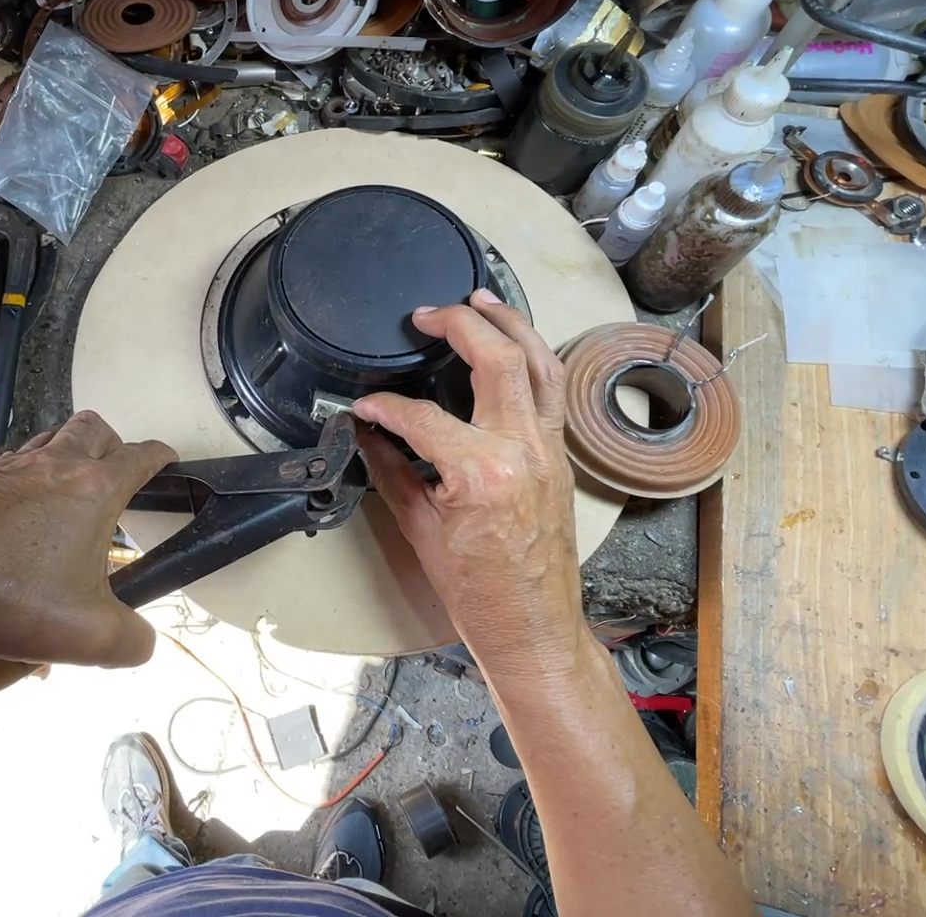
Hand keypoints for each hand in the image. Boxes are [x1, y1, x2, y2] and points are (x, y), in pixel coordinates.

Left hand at [0, 412, 174, 668]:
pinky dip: (27, 482)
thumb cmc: (4, 597)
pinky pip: (12, 467)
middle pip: (94, 428)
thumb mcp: (86, 637)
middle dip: (113, 445)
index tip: (170, 464)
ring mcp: (7, 468)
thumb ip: (131, 641)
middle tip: (114, 482)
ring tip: (67, 504)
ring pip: (50, 441)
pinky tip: (16, 526)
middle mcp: (54, 465)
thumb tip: (142, 641)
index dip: (162, 458)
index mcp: (93, 489)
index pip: (141, 456)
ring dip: (68, 458)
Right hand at [352, 290, 585, 672]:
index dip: (386, 406)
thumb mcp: (419, 527)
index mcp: (481, 471)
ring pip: (540, 364)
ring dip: (512, 324)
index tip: (364, 406)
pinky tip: (515, 346)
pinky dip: (534, 358)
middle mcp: (523, 449)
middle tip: (429, 313)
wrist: (532, 626)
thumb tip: (366, 433)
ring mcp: (550, 449)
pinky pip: (552, 390)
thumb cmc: (478, 590)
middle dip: (461, 324)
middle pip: (498, 360)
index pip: (422, 417)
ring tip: (483, 299)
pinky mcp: (561, 455)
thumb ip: (390, 468)